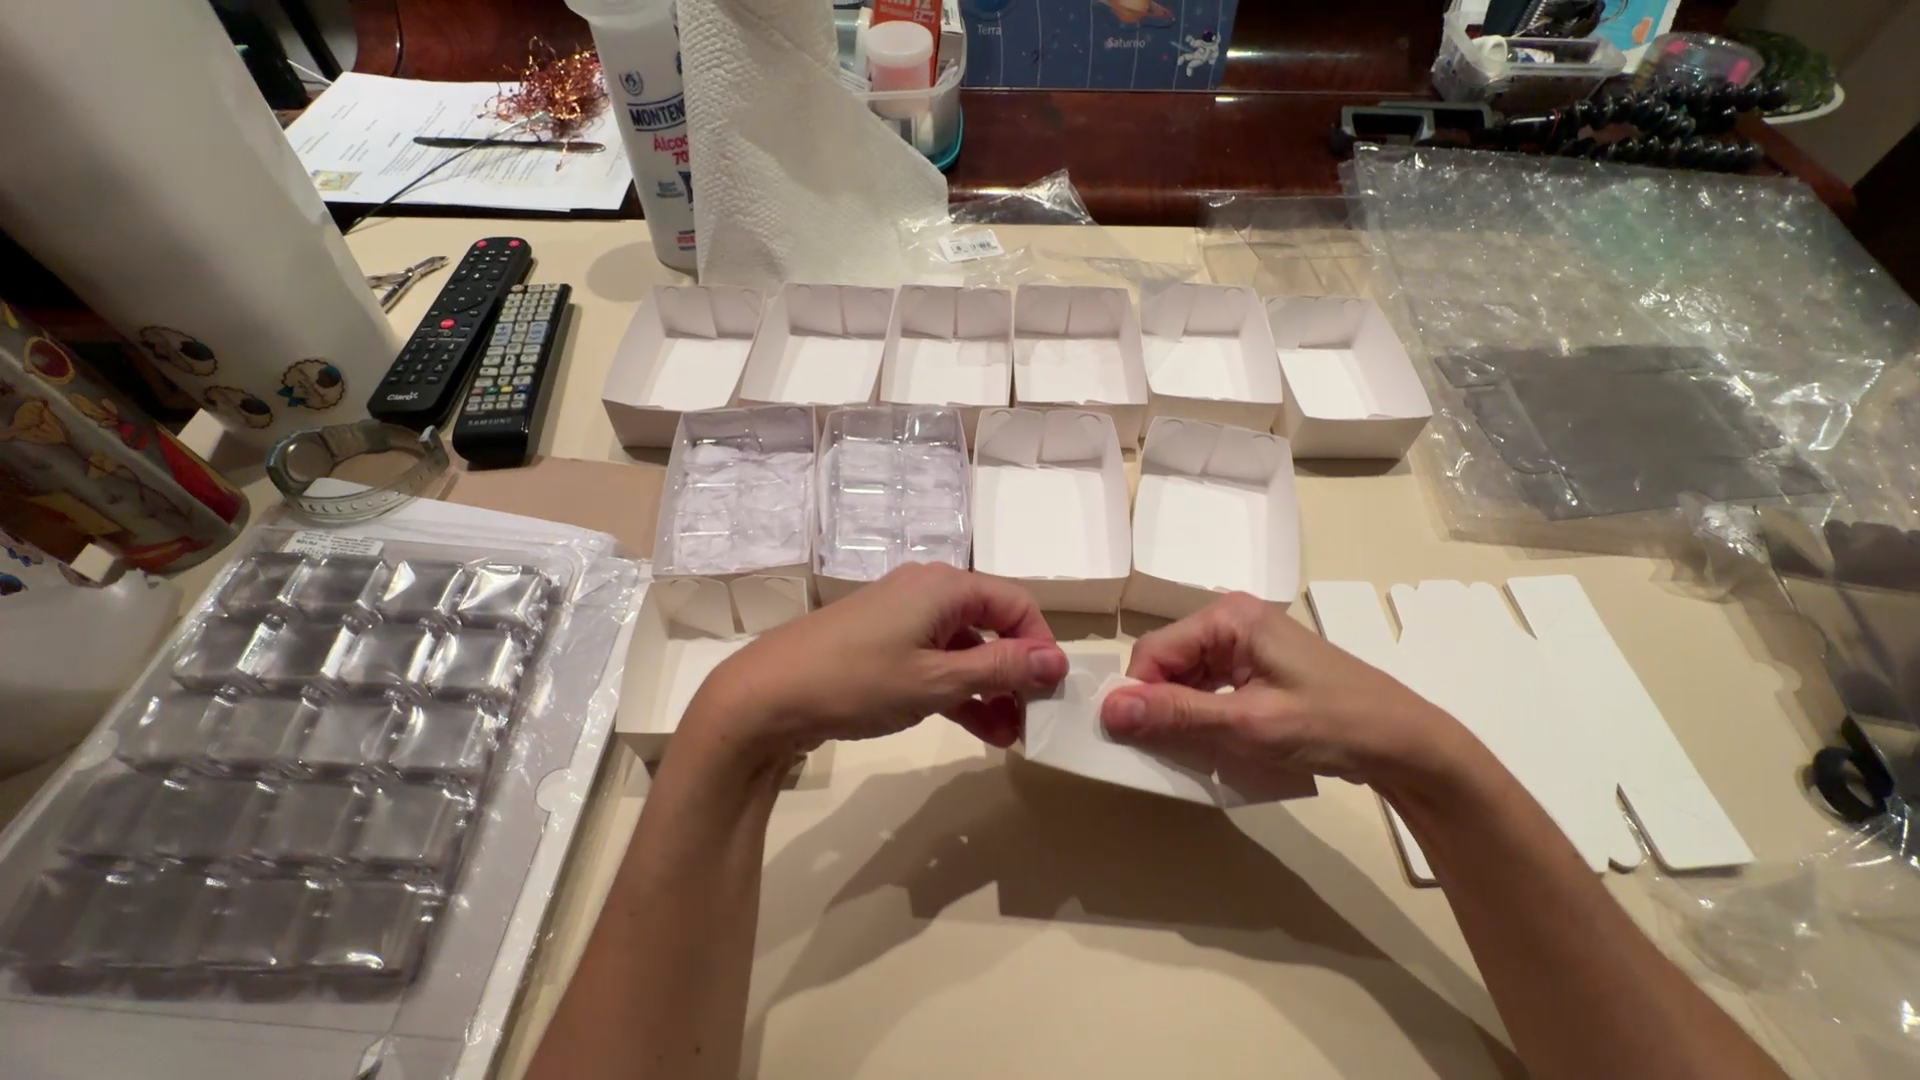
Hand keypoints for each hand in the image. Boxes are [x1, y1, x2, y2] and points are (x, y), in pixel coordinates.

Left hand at [684, 563, 1066, 759]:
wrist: (766, 697)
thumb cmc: (857, 681)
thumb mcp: (936, 680)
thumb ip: (999, 669)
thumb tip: (1056, 659)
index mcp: (945, 587)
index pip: (1015, 604)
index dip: (1040, 645)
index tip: (1053, 690)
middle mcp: (928, 593)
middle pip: (992, 626)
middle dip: (1016, 673)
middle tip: (1034, 719)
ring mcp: (904, 620)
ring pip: (965, 650)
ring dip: (990, 690)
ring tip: (1011, 736)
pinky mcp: (885, 647)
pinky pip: (937, 663)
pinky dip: (959, 692)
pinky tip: (980, 729)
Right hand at [1098, 592, 1484, 791]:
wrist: (1407, 745)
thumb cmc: (1331, 726)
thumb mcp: (1247, 724)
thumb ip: (1177, 714)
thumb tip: (1109, 710)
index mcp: (1229, 617)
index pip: (1153, 651)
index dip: (1139, 695)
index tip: (1138, 741)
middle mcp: (1234, 621)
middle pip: (1169, 662)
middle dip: (1164, 706)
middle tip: (1174, 751)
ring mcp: (1249, 644)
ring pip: (1187, 678)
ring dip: (1185, 714)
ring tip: (1199, 750)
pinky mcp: (1260, 667)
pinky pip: (1211, 687)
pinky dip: (1206, 716)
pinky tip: (1219, 743)